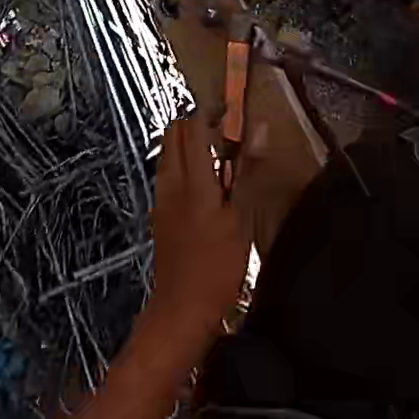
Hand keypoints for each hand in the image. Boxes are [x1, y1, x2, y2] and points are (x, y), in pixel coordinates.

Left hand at [149, 115, 251, 339]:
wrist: (181, 308)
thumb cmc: (217, 265)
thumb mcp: (241, 219)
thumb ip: (247, 172)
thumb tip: (259, 130)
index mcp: (192, 179)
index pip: (194, 127)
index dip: (212, 112)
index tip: (232, 110)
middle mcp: (170, 180)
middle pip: (175, 133)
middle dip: (197, 123)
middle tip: (227, 132)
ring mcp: (161, 196)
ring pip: (169, 151)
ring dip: (189, 143)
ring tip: (219, 157)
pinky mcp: (159, 211)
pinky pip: (168, 172)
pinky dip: (184, 164)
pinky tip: (205, 184)